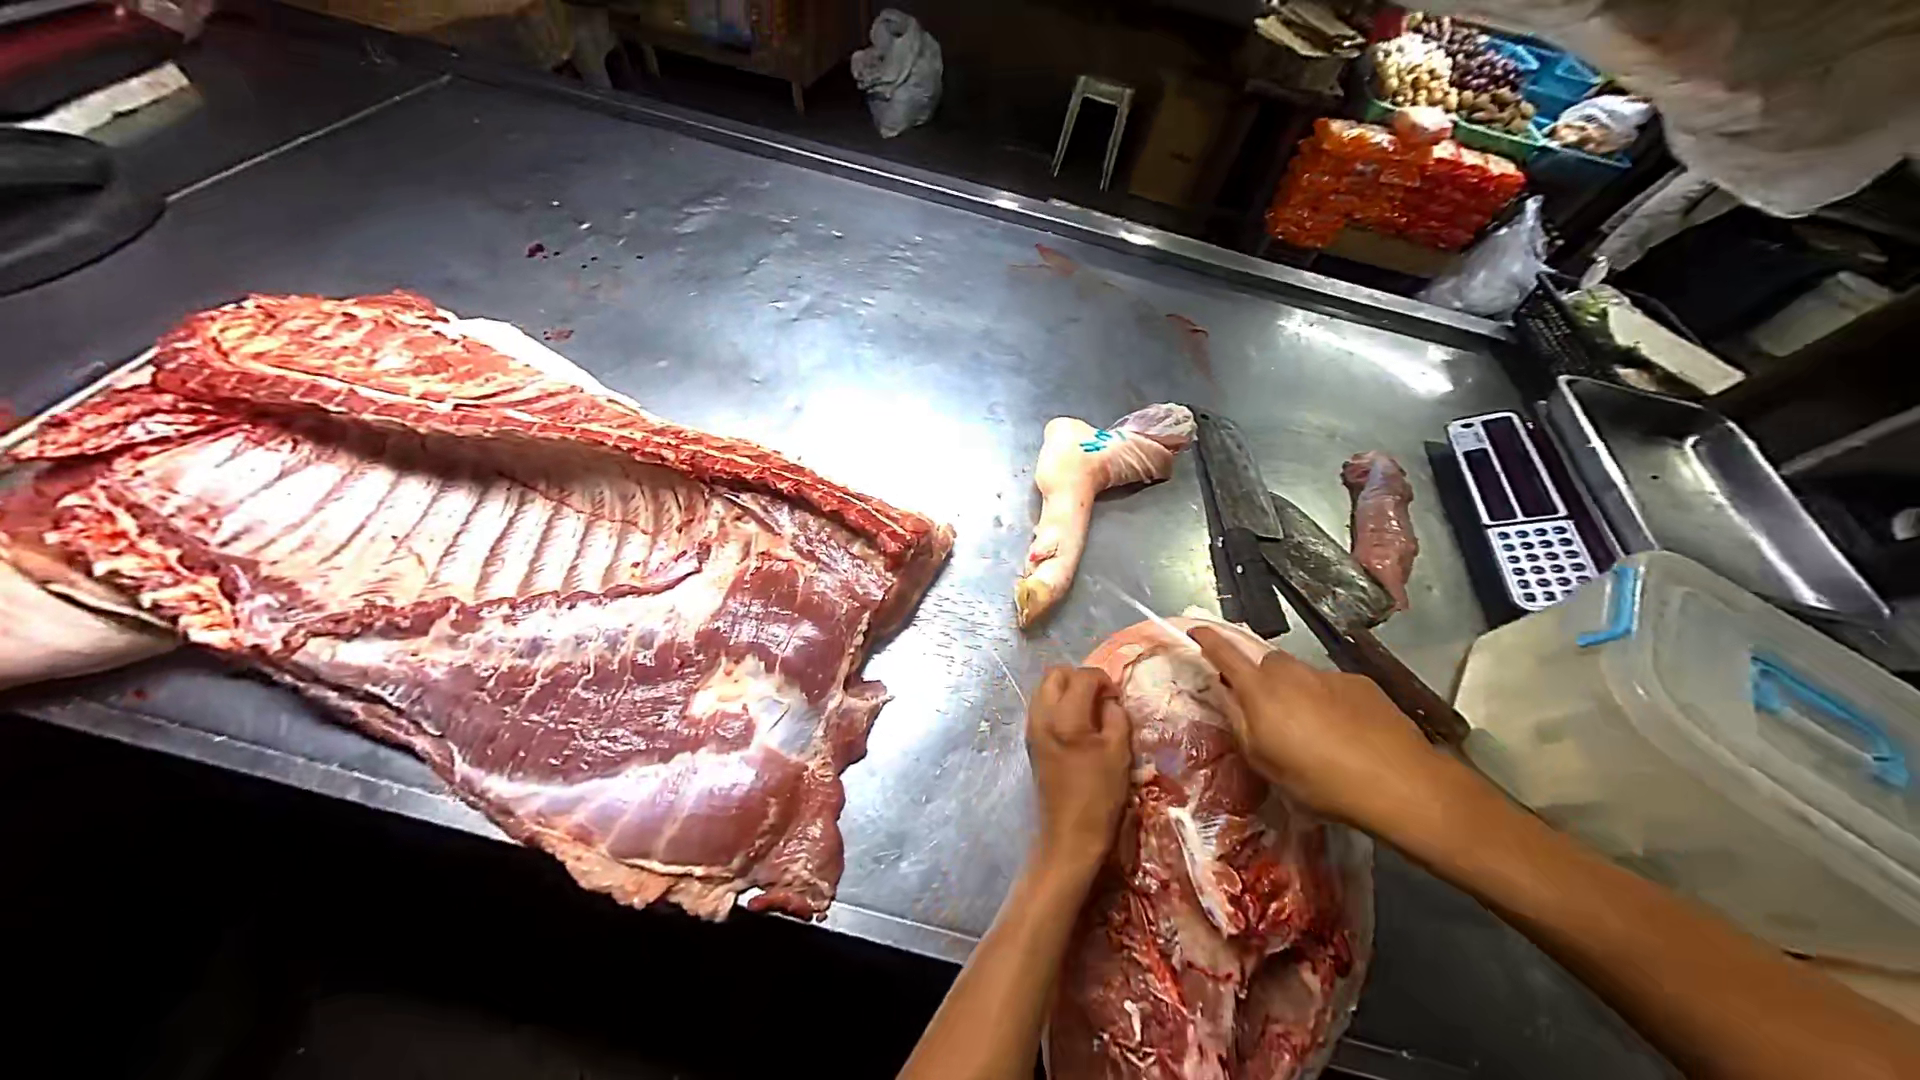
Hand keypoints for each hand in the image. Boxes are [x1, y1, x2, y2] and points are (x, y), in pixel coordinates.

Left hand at [1026, 666, 1131, 876]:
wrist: (1070, 834)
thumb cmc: (1100, 795)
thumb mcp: (1120, 752)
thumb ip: (1116, 716)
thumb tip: (1108, 700)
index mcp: (1065, 717)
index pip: (1082, 676)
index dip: (1104, 680)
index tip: (1117, 698)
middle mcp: (1042, 716)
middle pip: (1055, 674)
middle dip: (1079, 678)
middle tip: (1100, 698)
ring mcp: (1032, 727)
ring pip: (1045, 688)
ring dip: (1067, 690)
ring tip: (1089, 710)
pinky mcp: (1030, 740)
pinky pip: (1041, 706)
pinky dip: (1058, 704)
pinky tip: (1077, 724)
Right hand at [1188, 626, 1447, 830]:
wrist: (1399, 783)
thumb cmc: (1318, 779)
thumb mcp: (1263, 760)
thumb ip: (1237, 720)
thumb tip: (1224, 693)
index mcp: (1260, 690)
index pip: (1224, 653)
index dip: (1207, 640)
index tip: (1196, 633)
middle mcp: (1290, 672)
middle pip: (1264, 662)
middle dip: (1258, 677)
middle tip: (1265, 709)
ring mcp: (1327, 674)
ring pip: (1298, 674)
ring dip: (1294, 691)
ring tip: (1309, 728)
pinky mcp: (1360, 683)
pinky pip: (1330, 685)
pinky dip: (1327, 701)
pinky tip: (1343, 731)